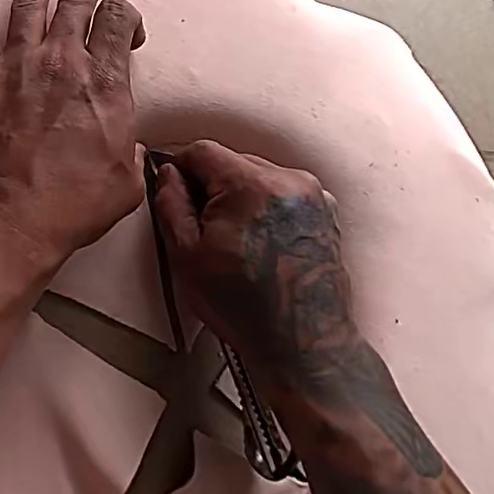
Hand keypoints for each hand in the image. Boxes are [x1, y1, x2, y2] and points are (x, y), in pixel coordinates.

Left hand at [0, 0, 146, 263]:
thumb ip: (131, 153)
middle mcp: (64, 62)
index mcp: (105, 83)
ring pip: (30, 2)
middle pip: (77, 3)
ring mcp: (19, 65)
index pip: (119, 22)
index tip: (127, 31)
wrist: (12, 215)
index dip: (127, 17)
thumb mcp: (126, 183)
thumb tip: (132, 147)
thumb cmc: (71, 204)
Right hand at [153, 141, 356, 389]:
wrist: (301, 343)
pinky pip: (280, 191)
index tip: (175, 192)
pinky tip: (256, 240)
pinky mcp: (325, 211)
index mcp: (252, 185)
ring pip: (255, 174)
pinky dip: (262, 205)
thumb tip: (169, 172)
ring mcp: (313, 195)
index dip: (180, 168)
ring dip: (237, 195)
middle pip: (231, 160)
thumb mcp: (185, 254)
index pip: (202, 150)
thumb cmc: (242, 305)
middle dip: (210, 184)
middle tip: (202, 226)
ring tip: (233, 238)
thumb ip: (170, 202)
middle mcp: (289, 180)